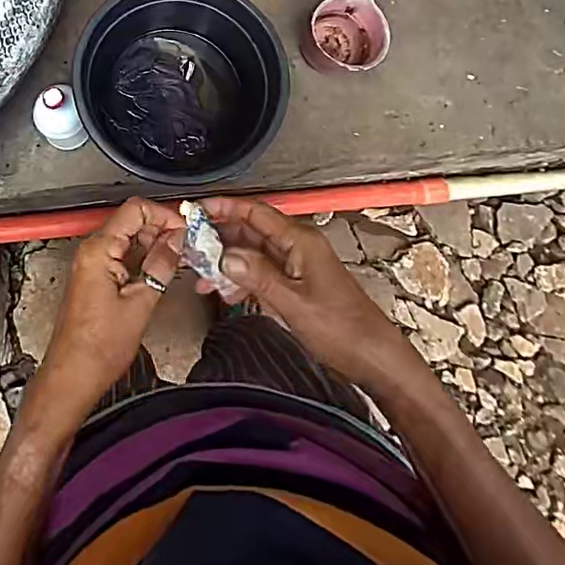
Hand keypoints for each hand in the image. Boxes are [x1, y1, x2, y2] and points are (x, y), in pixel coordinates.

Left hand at [29, 198, 183, 419]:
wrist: (72, 378)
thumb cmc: (97, 349)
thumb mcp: (141, 303)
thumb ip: (161, 264)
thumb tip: (177, 239)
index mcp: (99, 250)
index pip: (135, 209)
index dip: (164, 215)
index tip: (184, 229)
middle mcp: (92, 251)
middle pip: (132, 220)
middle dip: (162, 229)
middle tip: (186, 246)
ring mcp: (92, 263)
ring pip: (129, 237)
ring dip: (155, 244)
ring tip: (178, 260)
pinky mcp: (95, 277)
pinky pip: (123, 254)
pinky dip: (143, 258)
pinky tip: (161, 271)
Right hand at [199, 197, 421, 392]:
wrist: (373, 357)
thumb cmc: (343, 329)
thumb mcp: (294, 303)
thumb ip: (258, 277)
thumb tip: (226, 256)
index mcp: (300, 240)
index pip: (255, 212)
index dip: (224, 207)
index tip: (197, 209)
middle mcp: (297, 246)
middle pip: (251, 230)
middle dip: (219, 237)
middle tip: (191, 246)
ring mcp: (296, 264)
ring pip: (253, 252)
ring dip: (227, 261)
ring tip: (202, 274)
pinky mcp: (296, 283)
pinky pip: (261, 272)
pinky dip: (242, 278)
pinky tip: (224, 290)